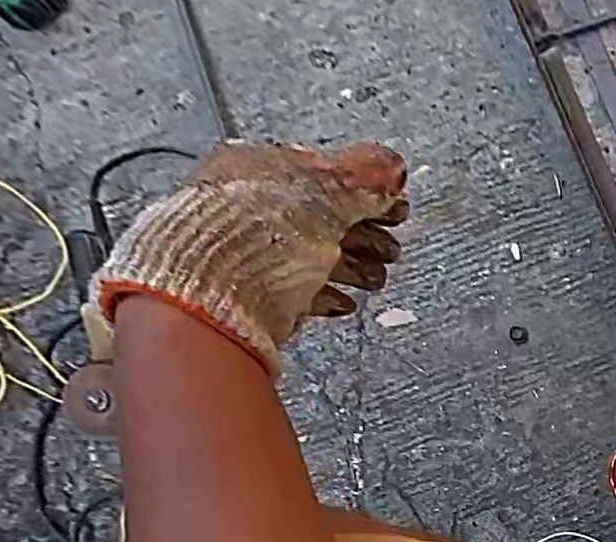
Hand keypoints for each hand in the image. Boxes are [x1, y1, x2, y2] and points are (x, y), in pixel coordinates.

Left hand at [92, 140, 408, 376]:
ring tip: (376, 278)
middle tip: (392, 248)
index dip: (370, 192)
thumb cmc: (254, 238)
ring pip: (318, 256)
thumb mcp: (324, 198)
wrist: (218, 299)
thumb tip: (392, 166)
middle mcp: (255, 206)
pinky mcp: (262, 293)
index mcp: (264, 167)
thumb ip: (363, 182)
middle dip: (366, 235)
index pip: (330, 174)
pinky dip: (328, 295)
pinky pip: (302, 291)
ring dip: (354, 267)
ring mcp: (258, 252)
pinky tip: (344, 302)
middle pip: (327, 219)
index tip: (397, 208)